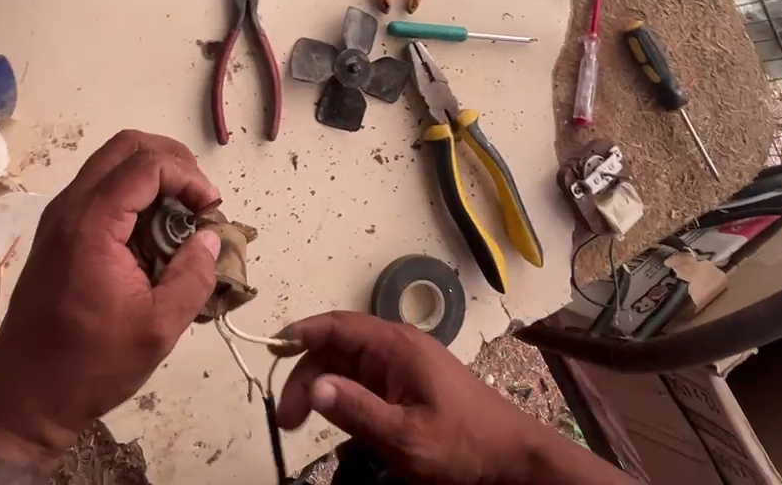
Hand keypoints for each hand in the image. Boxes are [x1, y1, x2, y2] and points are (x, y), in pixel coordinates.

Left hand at [0, 130, 221, 468]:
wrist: (21, 402)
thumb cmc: (89, 366)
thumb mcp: (159, 328)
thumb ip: (194, 276)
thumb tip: (211, 238)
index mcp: (91, 225)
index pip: (147, 164)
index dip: (188, 176)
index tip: (210, 209)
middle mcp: (70, 208)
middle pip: (126, 146)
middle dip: (172, 160)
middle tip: (198, 196)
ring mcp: (59, 219)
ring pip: (111, 161)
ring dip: (153, 172)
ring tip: (182, 209)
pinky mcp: (57, 233)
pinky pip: (100, 186)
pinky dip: (133, 190)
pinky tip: (154, 228)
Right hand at [274, 312, 630, 484]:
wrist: (510, 456)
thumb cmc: (461, 444)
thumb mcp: (406, 437)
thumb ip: (358, 411)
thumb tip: (313, 385)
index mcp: (396, 346)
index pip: (340, 325)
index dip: (303, 332)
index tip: (271, 347)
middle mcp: (396, 345)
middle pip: (339, 346)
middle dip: (307, 373)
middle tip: (286, 418)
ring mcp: (403, 362)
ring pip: (349, 362)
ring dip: (322, 385)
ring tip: (300, 421)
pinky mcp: (408, 381)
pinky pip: (365, 377)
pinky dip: (343, 392)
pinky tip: (333, 416)